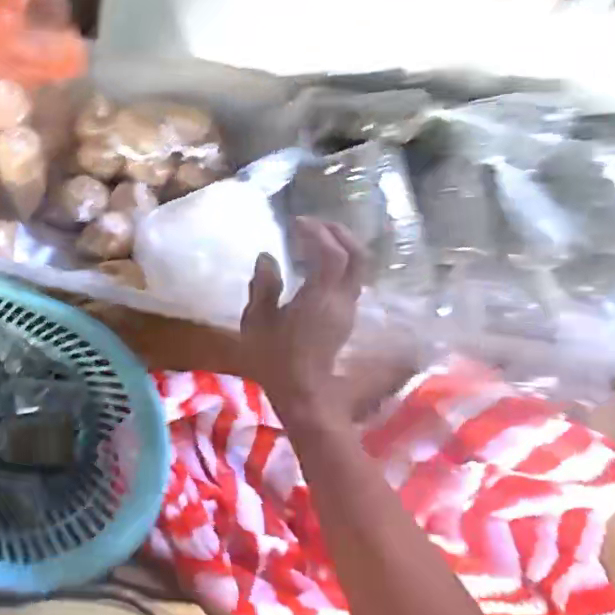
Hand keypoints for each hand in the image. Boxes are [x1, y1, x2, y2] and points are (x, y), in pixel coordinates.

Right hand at [240, 218, 367, 427]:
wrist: (302, 393)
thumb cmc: (273, 358)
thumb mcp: (257, 321)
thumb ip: (263, 286)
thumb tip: (267, 257)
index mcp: (320, 299)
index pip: (330, 255)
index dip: (317, 233)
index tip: (296, 222)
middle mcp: (341, 300)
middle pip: (357, 257)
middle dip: (339, 234)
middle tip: (313, 223)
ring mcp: (347, 310)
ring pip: (357, 268)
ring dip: (341, 247)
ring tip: (314, 239)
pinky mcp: (344, 317)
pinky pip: (349, 280)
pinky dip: (337, 263)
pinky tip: (315, 264)